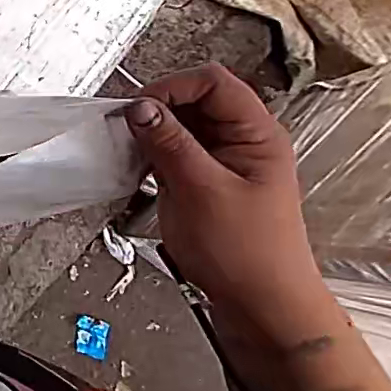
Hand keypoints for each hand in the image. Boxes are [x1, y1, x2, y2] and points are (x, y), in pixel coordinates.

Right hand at [122, 64, 324, 321]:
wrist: (260, 306)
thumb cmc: (245, 255)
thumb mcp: (201, 191)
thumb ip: (169, 143)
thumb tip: (140, 106)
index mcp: (257, 134)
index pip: (212, 83)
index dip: (173, 87)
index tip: (139, 108)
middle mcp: (242, 141)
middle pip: (196, 100)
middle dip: (159, 109)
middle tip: (130, 129)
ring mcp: (224, 161)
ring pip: (182, 126)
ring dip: (154, 133)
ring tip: (134, 151)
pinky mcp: (207, 180)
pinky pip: (176, 151)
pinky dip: (155, 154)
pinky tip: (141, 168)